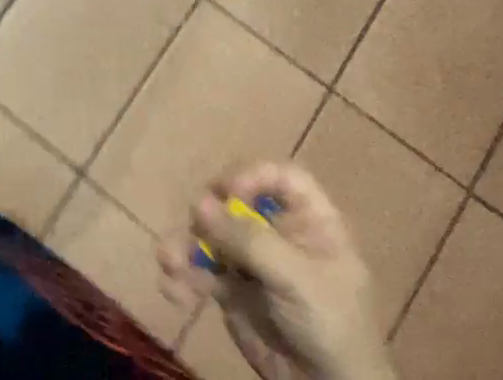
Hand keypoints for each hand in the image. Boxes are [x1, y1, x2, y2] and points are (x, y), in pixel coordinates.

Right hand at [159, 164, 394, 379]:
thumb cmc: (331, 327)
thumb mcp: (298, 280)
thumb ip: (249, 240)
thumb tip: (198, 203)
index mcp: (309, 224)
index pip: (280, 177)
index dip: (252, 175)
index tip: (229, 193)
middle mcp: (277, 234)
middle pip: (230, 200)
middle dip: (205, 216)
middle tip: (197, 233)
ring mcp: (250, 261)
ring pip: (205, 234)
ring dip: (181, 247)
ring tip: (171, 266)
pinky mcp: (229, 288)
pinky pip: (195, 269)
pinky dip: (180, 277)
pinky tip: (176, 292)